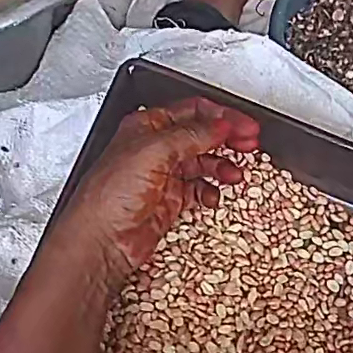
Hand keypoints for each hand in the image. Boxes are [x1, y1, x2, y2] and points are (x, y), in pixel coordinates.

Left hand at [58, 98, 260, 278]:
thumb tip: (220, 125)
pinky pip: (199, 191)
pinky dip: (211, 192)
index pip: (194, 112)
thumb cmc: (111, 196)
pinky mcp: (170, 201)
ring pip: (203, 163)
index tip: (247, 128)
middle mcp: (156, 148)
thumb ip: (191, 136)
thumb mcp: (154, 152)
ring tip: (236, 175)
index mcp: (148, 126)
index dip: (223, 117)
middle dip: (229, 139)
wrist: (102, 240)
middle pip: (202, 136)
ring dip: (223, 166)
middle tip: (251, 145)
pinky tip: (214, 197)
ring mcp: (164, 176)